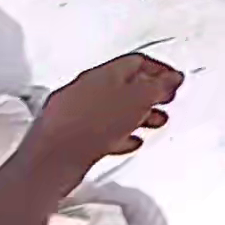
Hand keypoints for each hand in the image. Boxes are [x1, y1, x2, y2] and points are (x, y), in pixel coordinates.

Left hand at [23, 53, 182, 184]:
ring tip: (152, 123)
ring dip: (136, 115)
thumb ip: (160, 86)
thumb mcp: (140, 99)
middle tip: (164, 99)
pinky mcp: (64, 136)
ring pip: (112, 108)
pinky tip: (126, 142)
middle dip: (149, 94)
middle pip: (125, 85)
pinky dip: (116, 133)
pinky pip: (97, 129)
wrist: (52, 162)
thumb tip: (173, 77)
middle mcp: (84, 88)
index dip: (160, 70)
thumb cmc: (92, 125)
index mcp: (102, 73)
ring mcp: (71, 113)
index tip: (173, 79)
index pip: (137, 62)